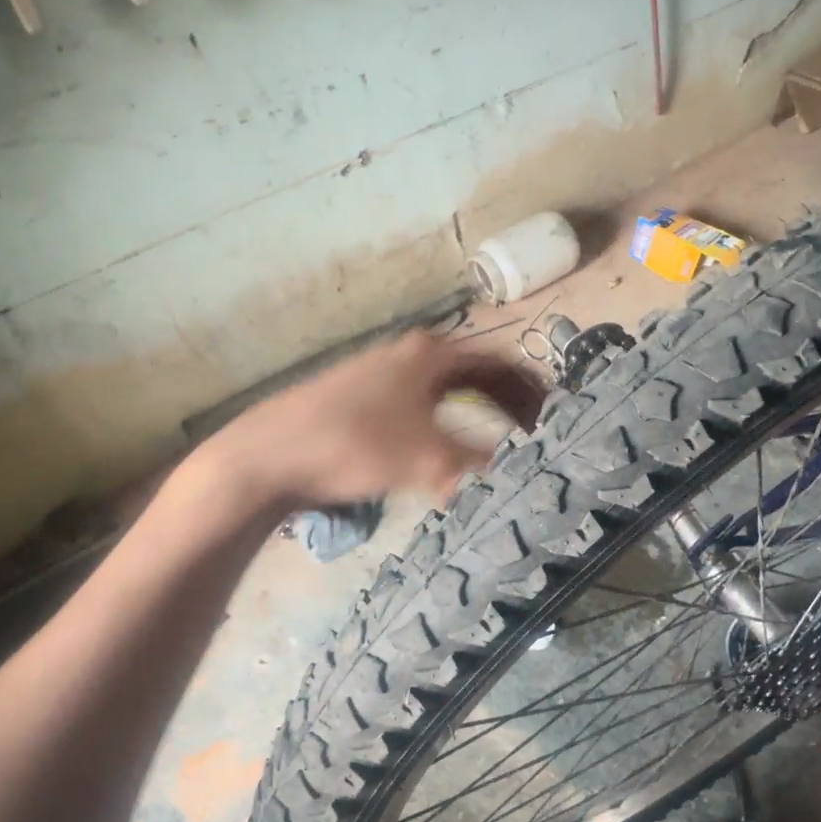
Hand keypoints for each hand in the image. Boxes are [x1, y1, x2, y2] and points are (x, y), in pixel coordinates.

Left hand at [193, 331, 545, 510]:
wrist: (266, 456)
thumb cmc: (354, 446)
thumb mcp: (429, 459)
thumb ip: (481, 463)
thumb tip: (522, 468)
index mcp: (433, 354)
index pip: (502, 363)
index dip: (532, 390)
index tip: (554, 418)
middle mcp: (410, 353)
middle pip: (476, 373)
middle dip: (508, 401)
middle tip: (532, 433)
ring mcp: (382, 372)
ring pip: (447, 390)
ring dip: (477, 414)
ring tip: (496, 446)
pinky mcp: (361, 397)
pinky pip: (422, 404)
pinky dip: (446, 423)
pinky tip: (443, 452)